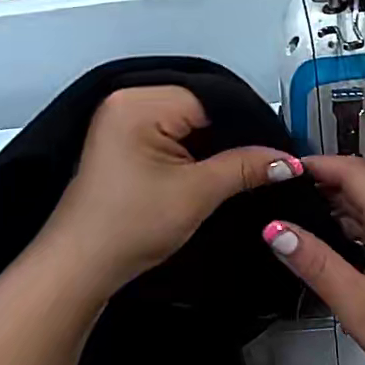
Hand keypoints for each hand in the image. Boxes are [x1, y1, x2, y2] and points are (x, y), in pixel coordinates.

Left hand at [43, 86, 302, 297]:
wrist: (80, 267)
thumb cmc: (121, 228)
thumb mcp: (197, 193)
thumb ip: (246, 167)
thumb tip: (284, 159)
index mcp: (138, 104)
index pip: (212, 98)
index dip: (247, 124)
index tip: (274, 148)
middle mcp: (127, 103)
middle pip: (201, 108)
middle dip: (232, 136)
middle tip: (262, 162)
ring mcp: (124, 122)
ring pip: (190, 123)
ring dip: (214, 147)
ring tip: (237, 172)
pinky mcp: (126, 142)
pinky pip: (173, 135)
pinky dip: (195, 153)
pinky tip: (210, 174)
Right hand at [260, 155, 364, 364]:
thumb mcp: (361, 306)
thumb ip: (316, 263)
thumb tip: (278, 230)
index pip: (354, 171)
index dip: (317, 165)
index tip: (286, 170)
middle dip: (326, 188)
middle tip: (286, 201)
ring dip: (347, 209)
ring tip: (307, 223)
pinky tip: (347, 245)